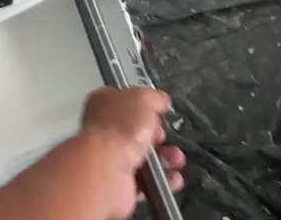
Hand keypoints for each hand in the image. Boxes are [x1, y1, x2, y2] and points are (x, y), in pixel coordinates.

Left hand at [77, 87, 186, 218]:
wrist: (108, 171)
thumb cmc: (120, 128)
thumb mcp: (143, 99)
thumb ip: (154, 97)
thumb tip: (161, 100)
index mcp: (104, 103)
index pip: (127, 100)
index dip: (147, 106)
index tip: (160, 112)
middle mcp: (105, 130)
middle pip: (138, 131)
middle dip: (160, 135)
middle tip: (168, 137)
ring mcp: (111, 159)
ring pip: (145, 157)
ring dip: (165, 158)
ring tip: (176, 160)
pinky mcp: (120, 184)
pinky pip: (146, 183)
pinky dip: (162, 181)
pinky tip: (173, 178)